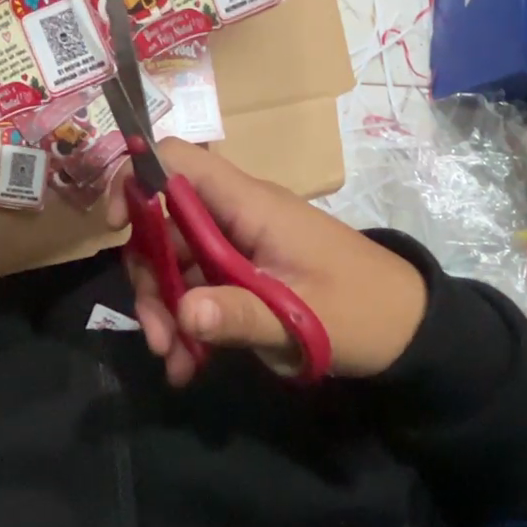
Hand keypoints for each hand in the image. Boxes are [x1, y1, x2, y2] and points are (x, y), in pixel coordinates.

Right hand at [105, 138, 427, 385]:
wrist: (410, 330)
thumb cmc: (363, 311)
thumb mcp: (302, 319)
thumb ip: (242, 316)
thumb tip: (182, 315)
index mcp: (249, 206)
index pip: (178, 161)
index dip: (136, 178)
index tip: (116, 226)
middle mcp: (233, 218)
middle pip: (161, 226)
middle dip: (147, 279)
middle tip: (158, 338)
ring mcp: (235, 247)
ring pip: (171, 264)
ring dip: (165, 312)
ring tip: (176, 363)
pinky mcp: (239, 275)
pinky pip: (195, 289)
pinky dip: (187, 324)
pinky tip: (190, 365)